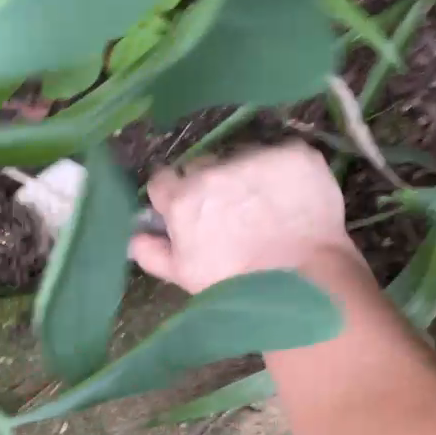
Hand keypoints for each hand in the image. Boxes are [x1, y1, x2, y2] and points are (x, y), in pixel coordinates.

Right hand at [129, 142, 367, 293]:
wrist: (300, 275)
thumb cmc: (233, 282)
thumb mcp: (183, 275)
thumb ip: (152, 253)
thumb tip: (135, 237)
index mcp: (182, 198)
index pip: (161, 180)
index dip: (170, 195)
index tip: (182, 209)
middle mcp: (215, 168)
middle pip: (200, 164)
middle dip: (206, 182)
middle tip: (224, 210)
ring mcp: (257, 157)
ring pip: (240, 157)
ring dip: (243, 174)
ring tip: (260, 204)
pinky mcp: (294, 152)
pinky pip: (279, 155)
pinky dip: (280, 172)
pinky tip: (287, 196)